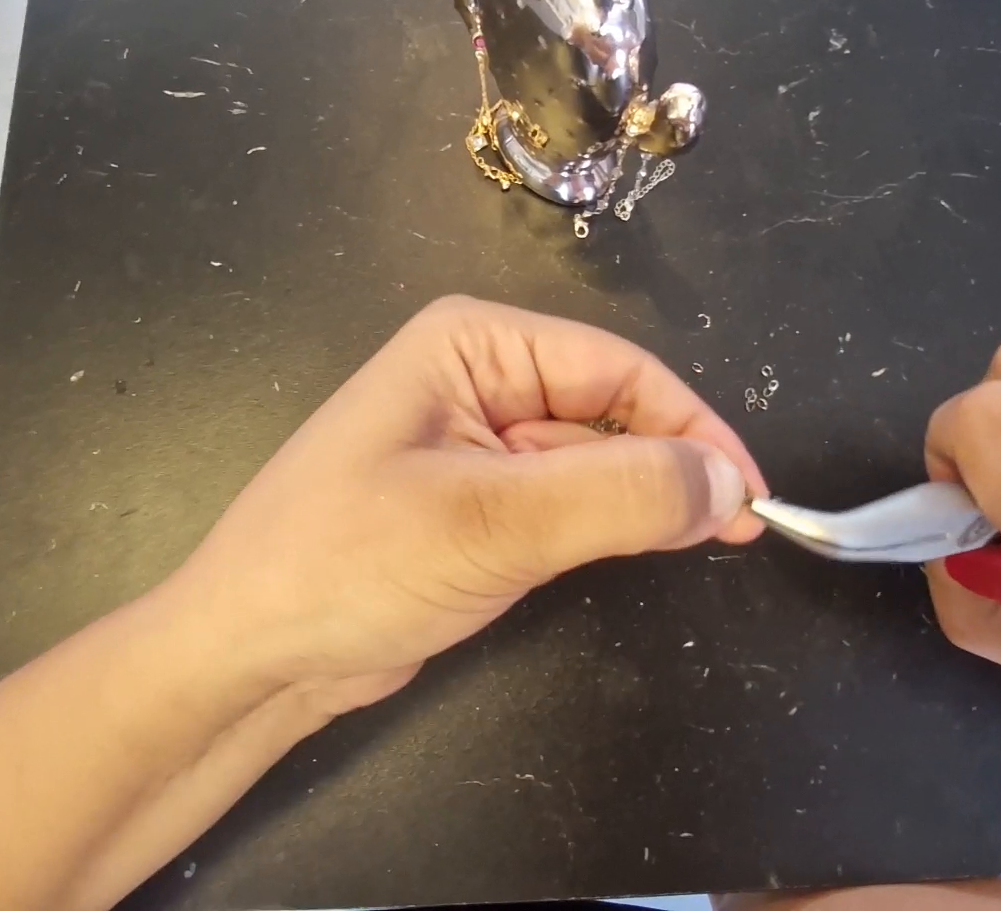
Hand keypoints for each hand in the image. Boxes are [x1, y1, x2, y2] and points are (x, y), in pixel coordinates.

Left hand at [171, 296, 767, 712]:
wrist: (250, 655)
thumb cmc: (351, 564)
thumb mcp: (491, 522)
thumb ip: (617, 495)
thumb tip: (727, 483)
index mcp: (476, 345)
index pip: (617, 369)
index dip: (692, 426)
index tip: (750, 494)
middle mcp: (482, 379)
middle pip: (609, 410)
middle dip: (670, 464)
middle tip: (734, 528)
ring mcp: (480, 444)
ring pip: (593, 459)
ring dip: (643, 498)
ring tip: (702, 539)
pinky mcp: (479, 503)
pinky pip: (564, 501)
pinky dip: (607, 524)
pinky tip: (643, 546)